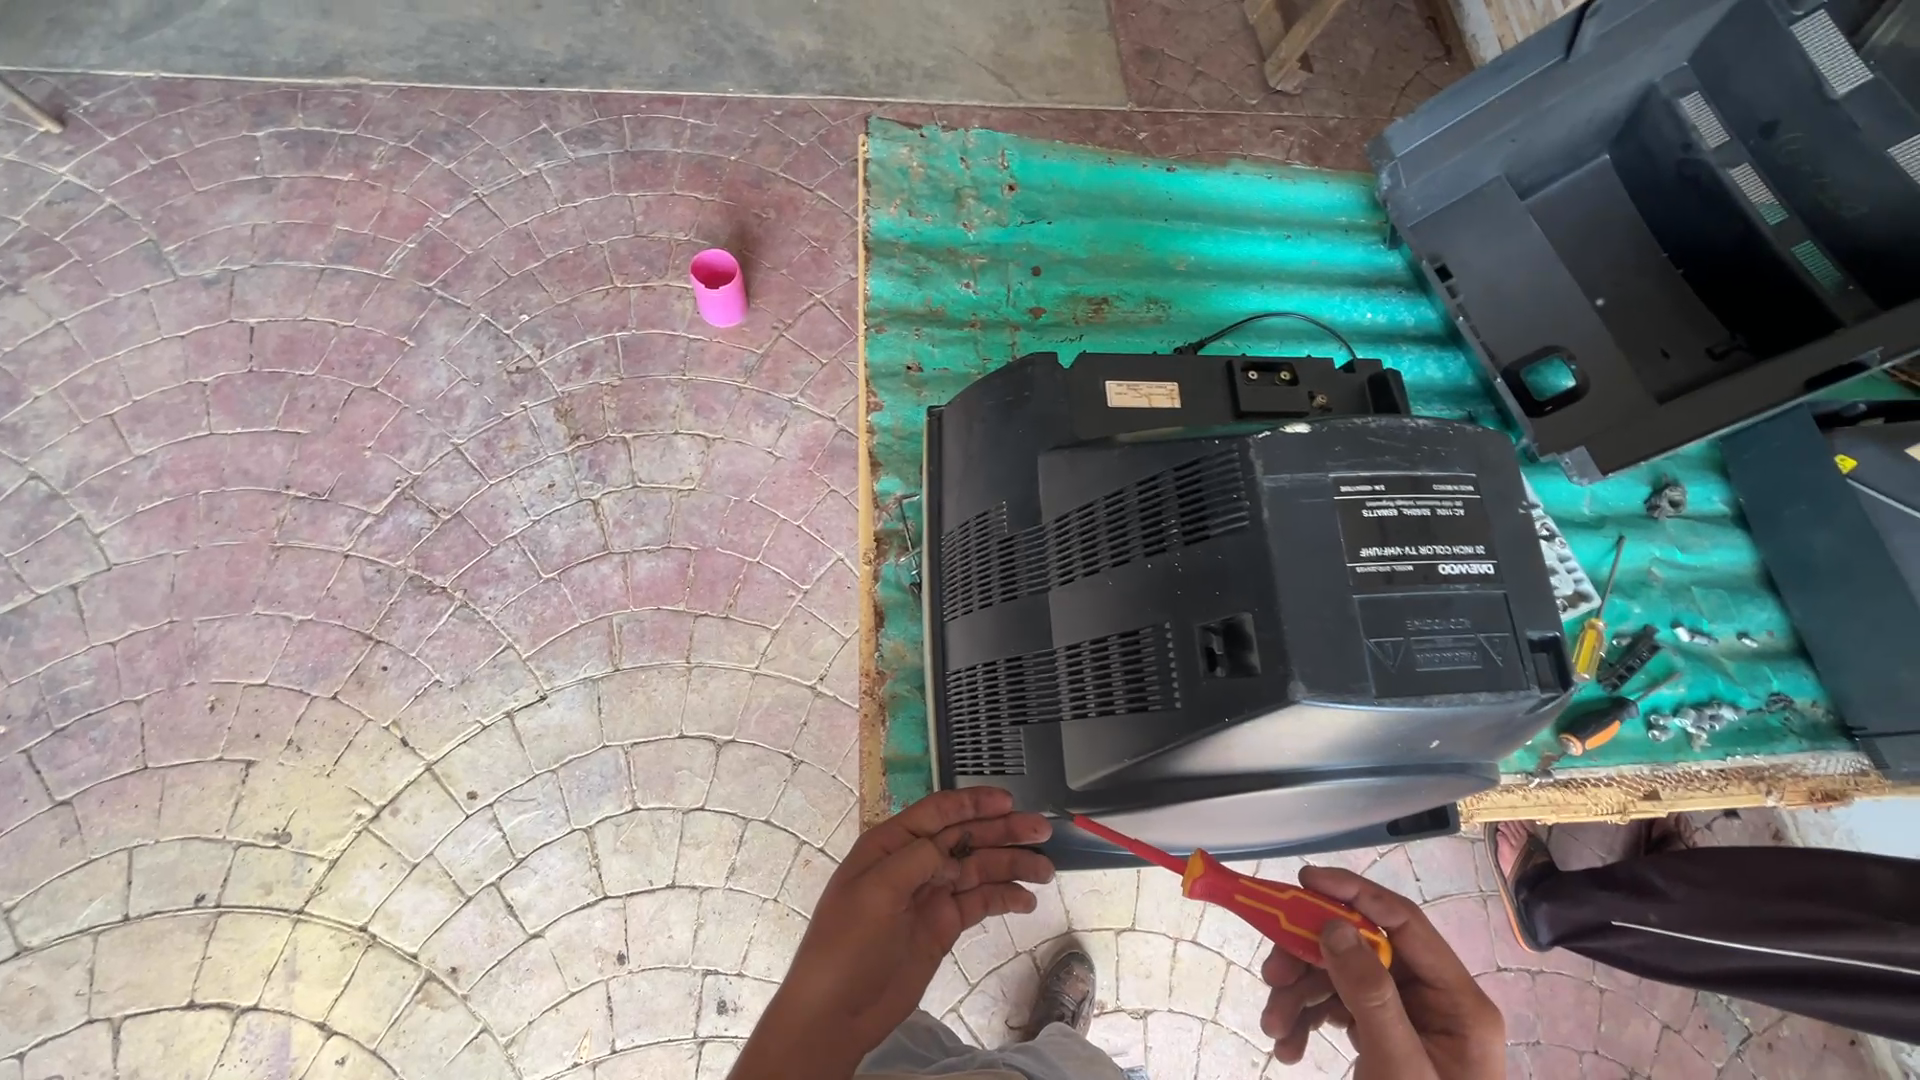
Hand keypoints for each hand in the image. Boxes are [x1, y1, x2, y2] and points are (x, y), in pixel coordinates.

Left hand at [731, 788, 1055, 1079]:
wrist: (836, 1012)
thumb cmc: (846, 945)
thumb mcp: (875, 892)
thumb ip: (917, 859)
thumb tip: (953, 848)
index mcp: (891, 844)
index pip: (938, 811)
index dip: (974, 802)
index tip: (1008, 801)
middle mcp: (914, 863)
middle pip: (966, 837)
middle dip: (1004, 831)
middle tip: (1042, 830)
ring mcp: (930, 894)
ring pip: (979, 868)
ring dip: (1012, 865)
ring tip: (1046, 870)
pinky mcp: (943, 925)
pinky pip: (979, 902)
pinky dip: (1004, 897)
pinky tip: (1026, 900)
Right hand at [1261, 866, 1504, 1079]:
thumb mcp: (1399, 1068)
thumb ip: (1369, 994)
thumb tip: (1333, 925)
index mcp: (1457, 1000)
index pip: (1403, 922)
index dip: (1353, 892)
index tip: (1303, 881)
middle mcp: (1433, 1001)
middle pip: (1360, 948)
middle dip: (1308, 958)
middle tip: (1271, 973)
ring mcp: (1406, 1020)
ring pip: (1339, 977)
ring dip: (1298, 995)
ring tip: (1274, 1029)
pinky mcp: (1382, 1038)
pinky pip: (1335, 1008)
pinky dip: (1305, 1020)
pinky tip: (1289, 1047)